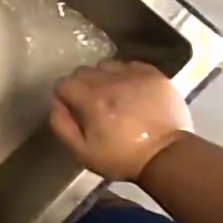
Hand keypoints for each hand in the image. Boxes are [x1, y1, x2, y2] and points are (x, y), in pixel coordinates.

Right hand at [50, 61, 193, 180]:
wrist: (167, 155)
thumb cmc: (122, 158)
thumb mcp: (83, 152)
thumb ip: (62, 126)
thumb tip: (55, 103)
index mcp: (92, 101)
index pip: (64, 83)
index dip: (64, 96)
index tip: (72, 109)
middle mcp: (111, 82)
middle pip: (84, 71)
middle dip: (82, 85)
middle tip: (92, 105)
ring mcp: (135, 76)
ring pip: (107, 65)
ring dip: (104, 77)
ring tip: (113, 96)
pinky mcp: (154, 75)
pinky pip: (131, 65)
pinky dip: (126, 74)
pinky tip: (131, 91)